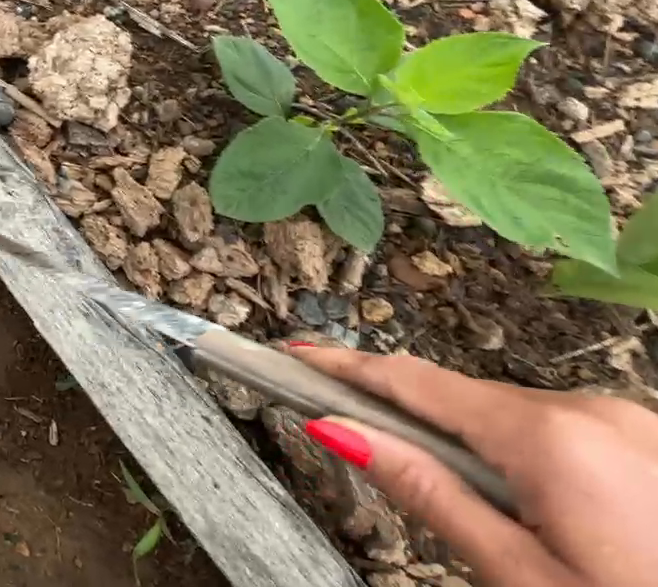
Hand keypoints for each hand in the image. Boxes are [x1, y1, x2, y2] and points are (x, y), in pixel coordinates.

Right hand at [290, 345, 657, 586]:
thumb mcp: (522, 579)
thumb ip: (426, 493)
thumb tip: (335, 428)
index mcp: (549, 436)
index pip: (410, 381)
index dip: (343, 366)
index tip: (292, 352)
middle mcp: (595, 410)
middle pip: (465, 400)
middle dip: (420, 425)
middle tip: (380, 459)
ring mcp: (641, 424)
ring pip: (520, 419)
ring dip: (484, 449)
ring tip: (500, 521)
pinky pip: (573, 435)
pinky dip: (537, 460)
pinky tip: (558, 516)